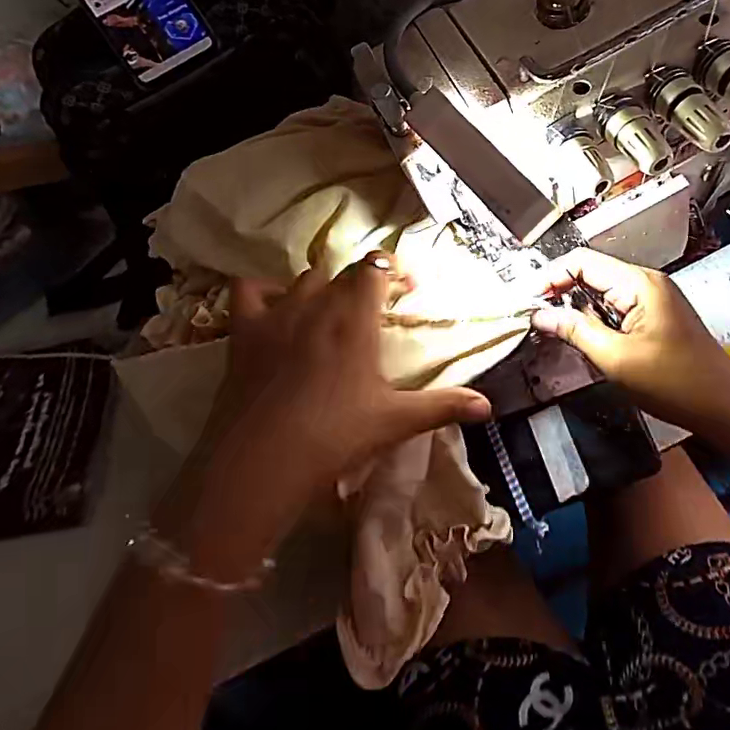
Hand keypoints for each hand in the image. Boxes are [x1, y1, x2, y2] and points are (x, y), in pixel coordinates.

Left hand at [215, 252, 493, 495]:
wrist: (258, 464)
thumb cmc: (335, 436)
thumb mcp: (395, 421)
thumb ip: (443, 406)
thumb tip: (487, 406)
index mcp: (354, 315)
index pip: (376, 266)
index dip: (394, 269)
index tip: (408, 291)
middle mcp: (316, 303)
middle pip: (343, 271)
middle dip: (364, 283)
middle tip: (376, 312)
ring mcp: (275, 314)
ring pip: (304, 278)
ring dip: (322, 288)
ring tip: (331, 315)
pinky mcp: (242, 331)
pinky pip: (249, 290)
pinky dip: (265, 291)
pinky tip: (276, 310)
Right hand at [530, 248, 729, 430]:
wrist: (724, 407)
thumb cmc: (679, 382)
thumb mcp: (616, 358)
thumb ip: (575, 330)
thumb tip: (542, 315)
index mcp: (640, 283)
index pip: (583, 261)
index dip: (551, 276)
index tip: (530, 299)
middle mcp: (647, 284)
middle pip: (591, 274)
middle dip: (561, 292)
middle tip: (536, 316)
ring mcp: (652, 301)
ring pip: (602, 294)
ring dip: (577, 309)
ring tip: (555, 329)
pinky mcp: (654, 319)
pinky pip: (616, 310)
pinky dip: (596, 321)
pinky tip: (585, 339)